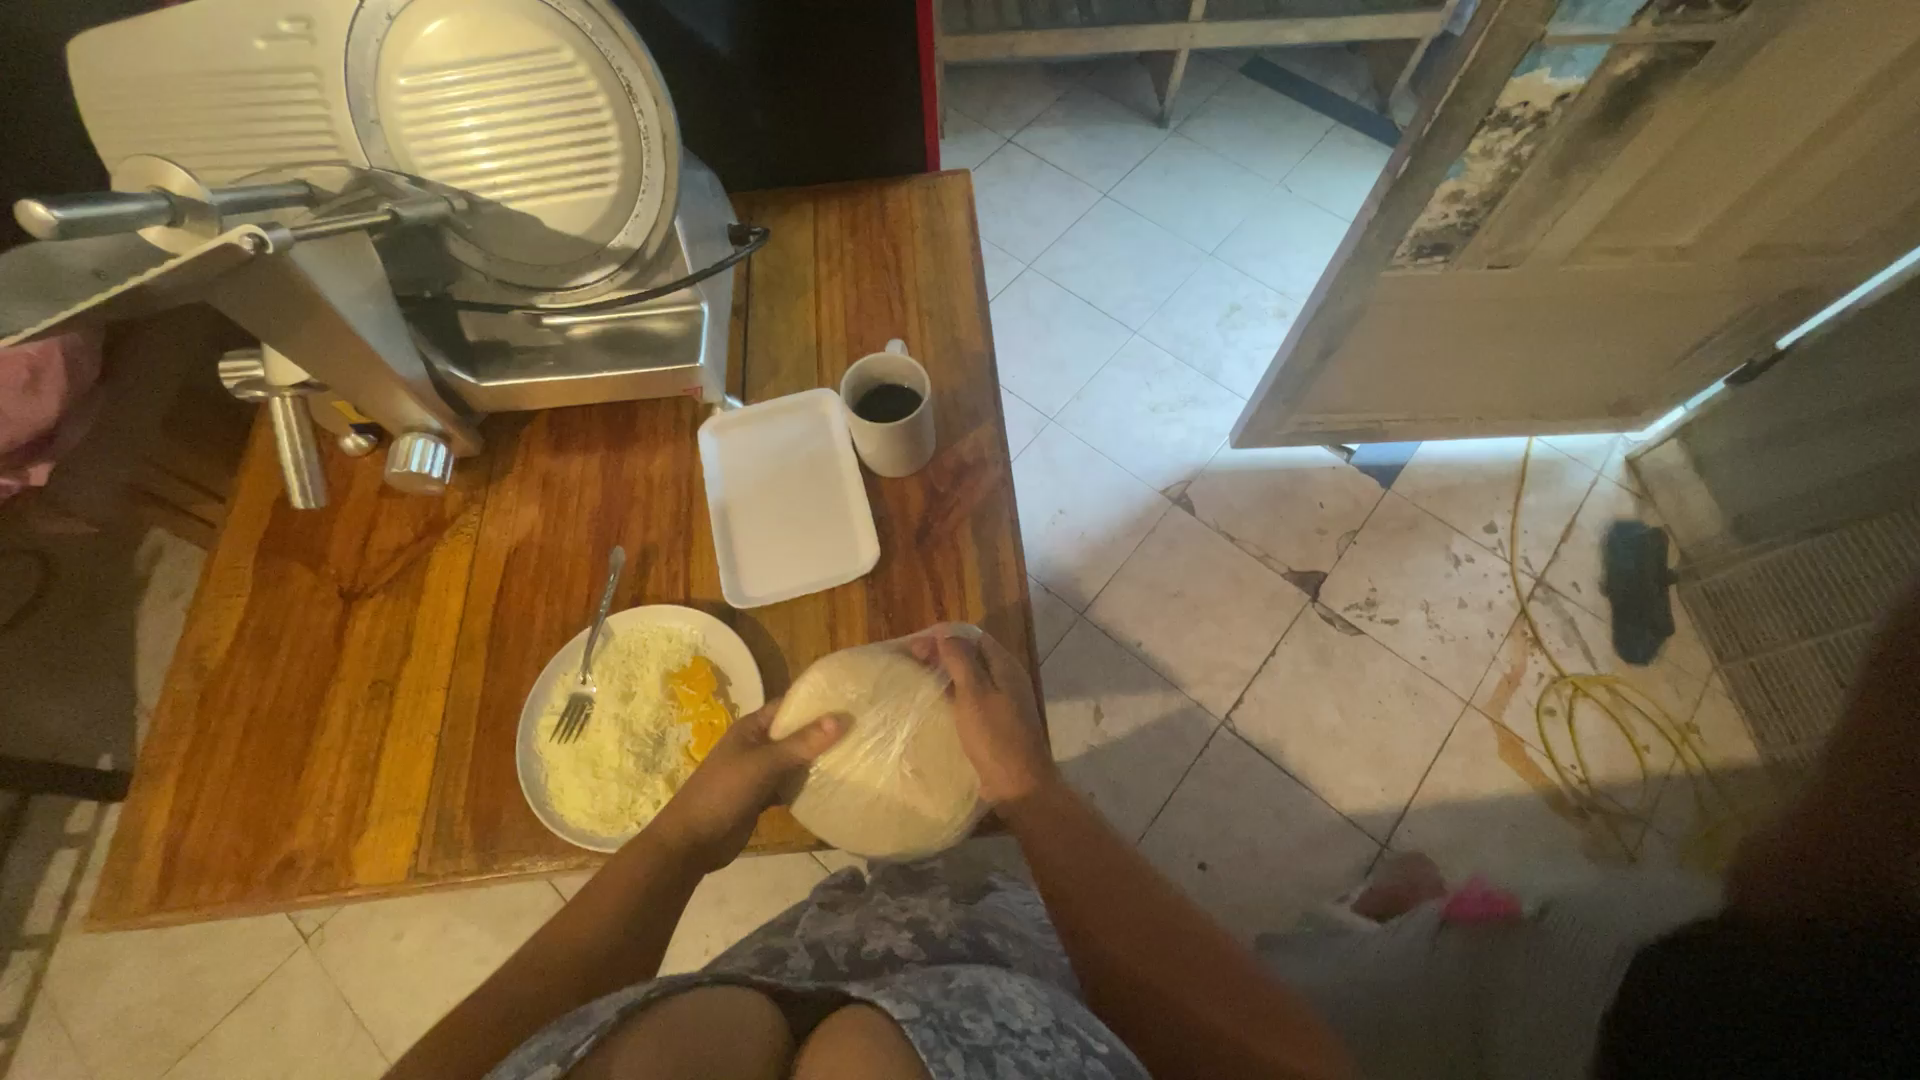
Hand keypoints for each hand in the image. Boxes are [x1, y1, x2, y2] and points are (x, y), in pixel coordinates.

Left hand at [646, 698, 844, 872]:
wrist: (692, 842)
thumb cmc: (724, 792)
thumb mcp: (765, 764)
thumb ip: (802, 743)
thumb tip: (841, 718)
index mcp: (752, 727)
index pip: (789, 705)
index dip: (816, 700)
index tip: (850, 699)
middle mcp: (757, 744)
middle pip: (795, 732)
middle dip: (822, 731)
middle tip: (861, 727)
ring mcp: (759, 771)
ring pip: (794, 760)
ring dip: (817, 759)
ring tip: (855, 753)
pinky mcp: (762, 796)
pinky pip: (790, 784)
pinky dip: (807, 785)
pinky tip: (832, 785)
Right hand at [913, 627, 1057, 805]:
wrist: (1018, 784)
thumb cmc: (995, 737)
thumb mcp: (974, 694)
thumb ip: (960, 660)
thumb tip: (945, 634)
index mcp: (1005, 666)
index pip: (972, 638)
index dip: (944, 636)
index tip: (916, 645)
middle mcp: (1006, 678)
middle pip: (972, 655)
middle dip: (942, 653)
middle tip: (911, 659)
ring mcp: (1002, 700)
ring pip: (970, 676)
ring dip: (945, 672)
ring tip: (917, 675)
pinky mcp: (994, 721)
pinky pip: (971, 697)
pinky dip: (952, 692)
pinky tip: (934, 700)